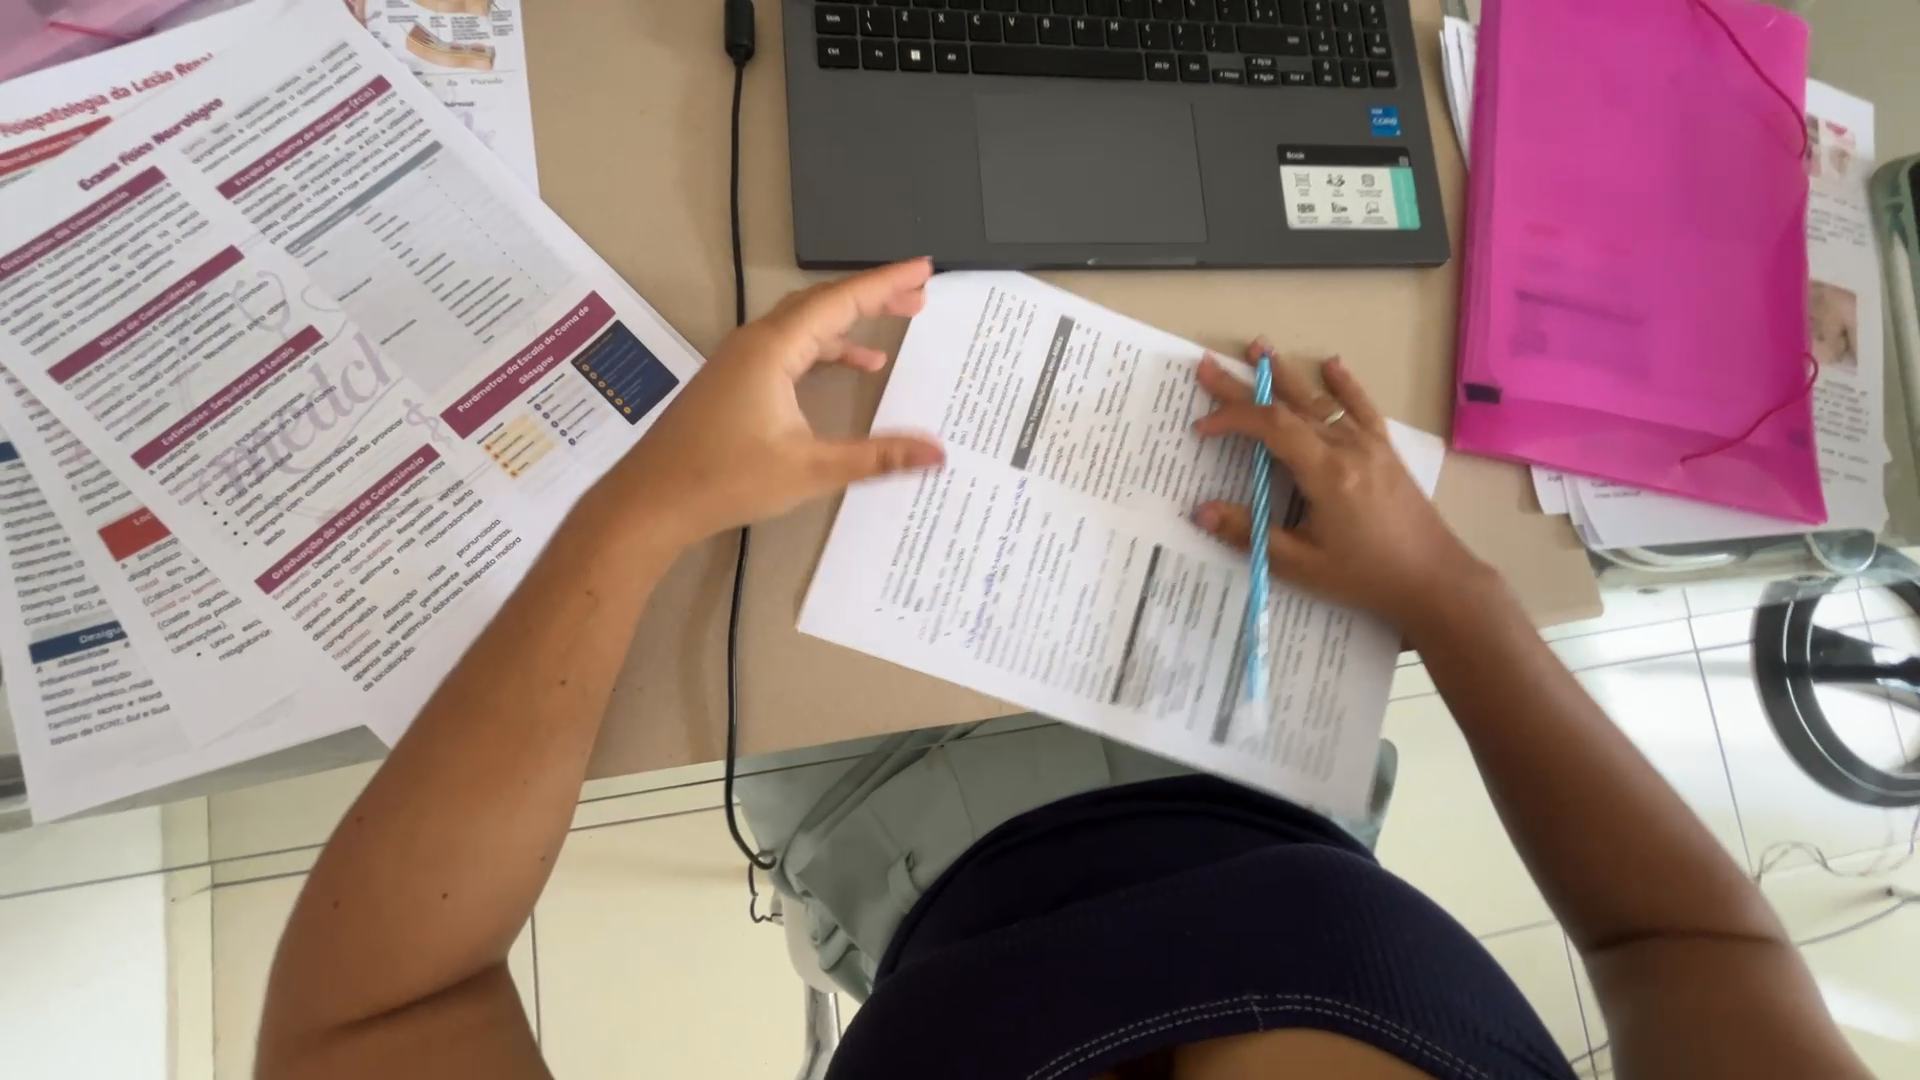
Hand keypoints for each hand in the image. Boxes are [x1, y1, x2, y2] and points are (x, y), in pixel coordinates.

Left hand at [609, 259, 945, 548]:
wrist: (653, 501)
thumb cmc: (724, 479)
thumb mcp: (811, 468)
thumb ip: (878, 457)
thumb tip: (935, 453)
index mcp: (773, 349)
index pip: (840, 302)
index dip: (886, 283)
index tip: (921, 268)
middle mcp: (756, 344)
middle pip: (823, 304)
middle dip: (872, 296)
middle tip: (917, 293)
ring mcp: (742, 361)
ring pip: (805, 327)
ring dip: (848, 325)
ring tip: (892, 327)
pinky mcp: (737, 381)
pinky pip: (790, 350)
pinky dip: (825, 352)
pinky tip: (851, 367)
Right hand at [1190, 341, 1491, 632]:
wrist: (1435, 580)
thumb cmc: (1365, 576)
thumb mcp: (1299, 563)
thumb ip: (1248, 534)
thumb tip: (1199, 511)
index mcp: (1327, 473)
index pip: (1272, 428)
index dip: (1233, 419)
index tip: (1202, 426)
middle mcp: (1348, 448)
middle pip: (1289, 405)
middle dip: (1243, 386)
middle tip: (1209, 364)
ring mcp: (1369, 445)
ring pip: (1321, 400)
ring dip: (1286, 373)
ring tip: (1259, 347)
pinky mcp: (1384, 452)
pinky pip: (1361, 409)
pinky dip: (1345, 386)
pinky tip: (1332, 365)